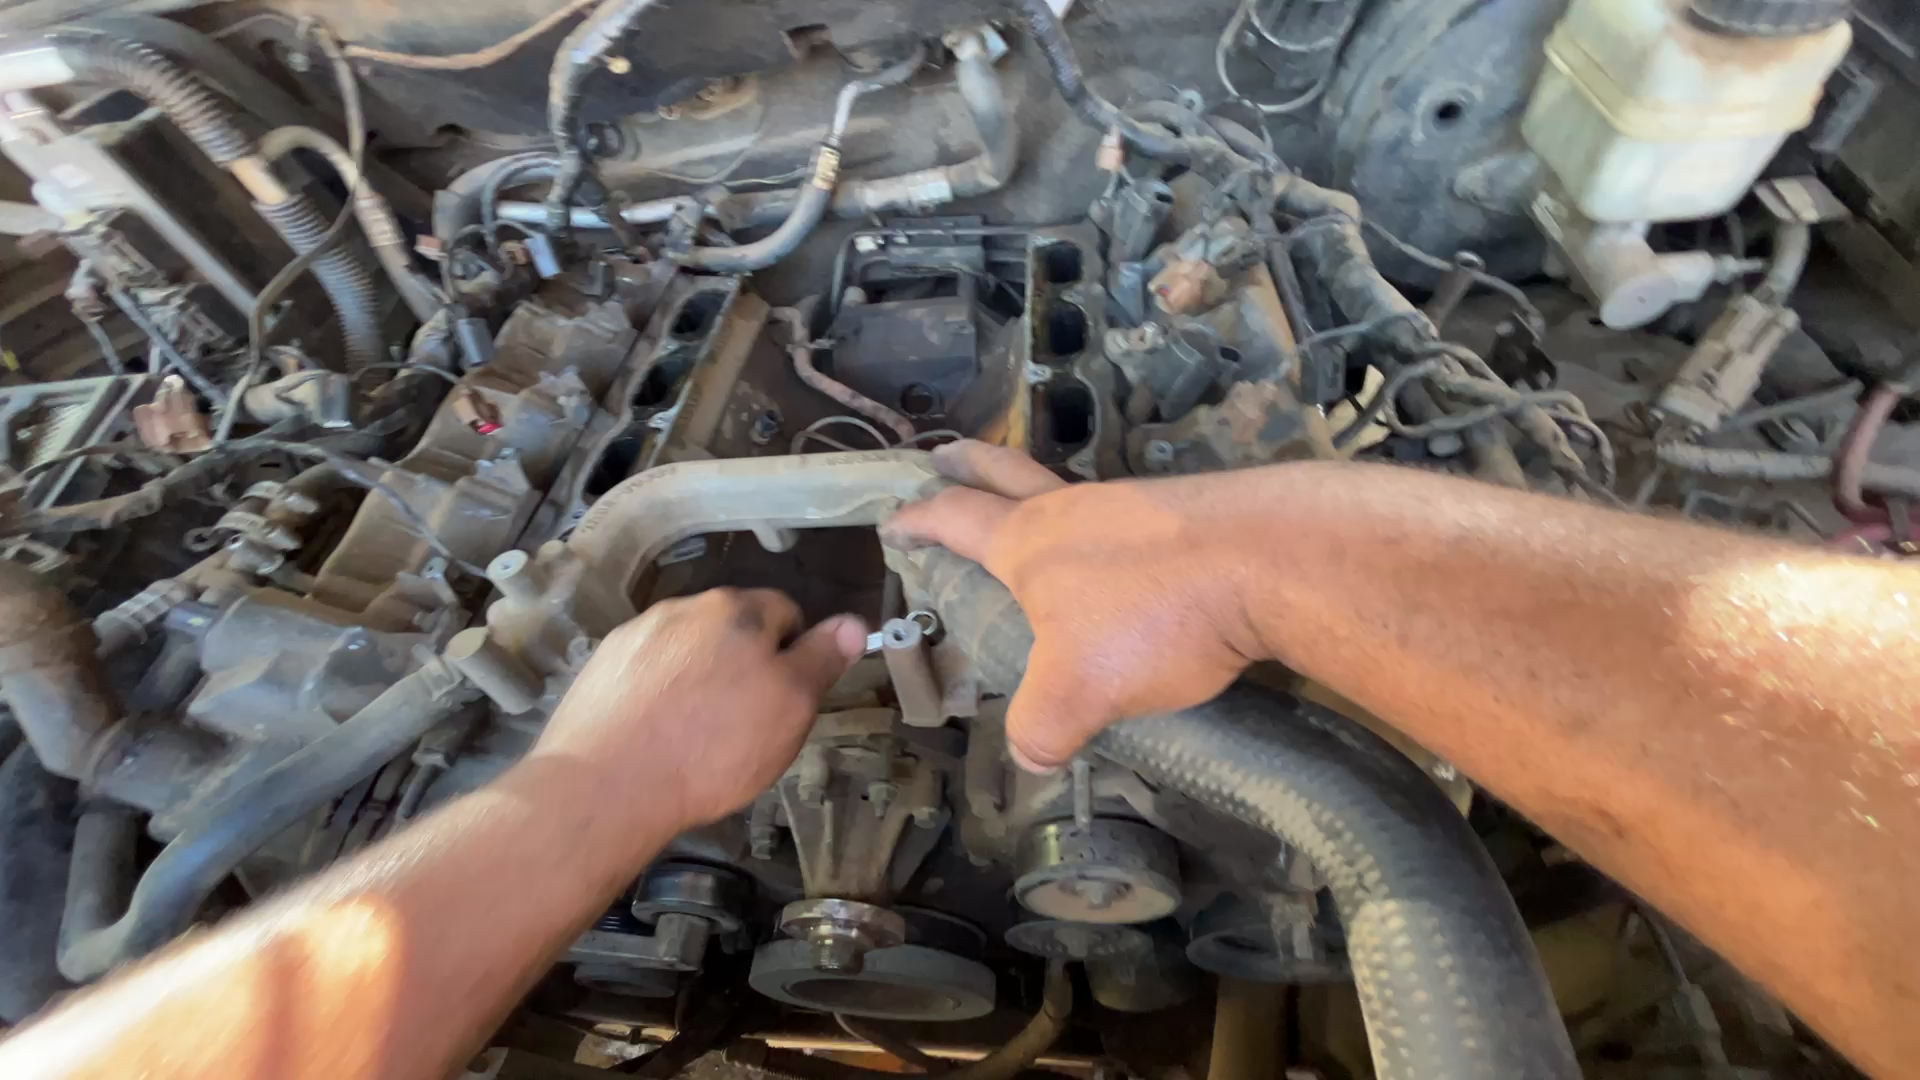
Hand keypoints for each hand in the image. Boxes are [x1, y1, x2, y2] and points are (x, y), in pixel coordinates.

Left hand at [532, 589, 866, 830]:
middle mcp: (686, 607)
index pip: (787, 612)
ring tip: (696, 730)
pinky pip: (651, 668)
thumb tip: (855, 621)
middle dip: (747, 663)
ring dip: (702, 674)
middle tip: (745, 719)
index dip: (795, 654)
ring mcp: (638, 634)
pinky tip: (657, 730)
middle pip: (736, 628)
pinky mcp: (602, 665)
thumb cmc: (713, 746)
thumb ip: (823, 658)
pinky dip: (661, 690)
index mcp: (738, 609)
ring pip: (691, 647)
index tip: (785, 698)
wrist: (604, 788)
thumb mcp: (791, 706)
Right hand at [883, 441, 1265, 770]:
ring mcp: (1130, 505)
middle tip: (943, 456)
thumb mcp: (1078, 691)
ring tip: (1038, 526)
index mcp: (1029, 542)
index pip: (955, 519)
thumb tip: (1029, 757)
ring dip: (1040, 498)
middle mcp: (1072, 509)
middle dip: (967, 464)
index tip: (892, 519)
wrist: (1268, 560)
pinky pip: (1124, 518)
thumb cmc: (1152, 617)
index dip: (918, 520)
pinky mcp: (1181, 514)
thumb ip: (1041, 728)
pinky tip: (1121, 562)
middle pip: (1004, 470)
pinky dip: (1103, 530)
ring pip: (1069, 493)